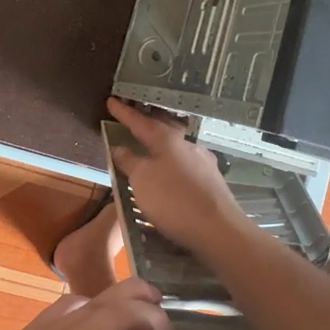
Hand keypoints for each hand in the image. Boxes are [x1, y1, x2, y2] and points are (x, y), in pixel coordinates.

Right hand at [105, 97, 251, 257]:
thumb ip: (130, 161)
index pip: (140, 122)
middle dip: (147, 125)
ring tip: (149, 148)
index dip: (124, 113)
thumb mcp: (142, 180)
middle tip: (132, 120)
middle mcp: (188, 145)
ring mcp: (203, 162)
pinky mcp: (212, 181)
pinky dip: (173, 164)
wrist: (218, 229)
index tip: (111, 101)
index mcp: (168, 140)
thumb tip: (120, 147)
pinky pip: (187, 164)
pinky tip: (172, 172)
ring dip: (161, 146)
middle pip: (163, 130)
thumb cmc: (174, 200)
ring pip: (177, 147)